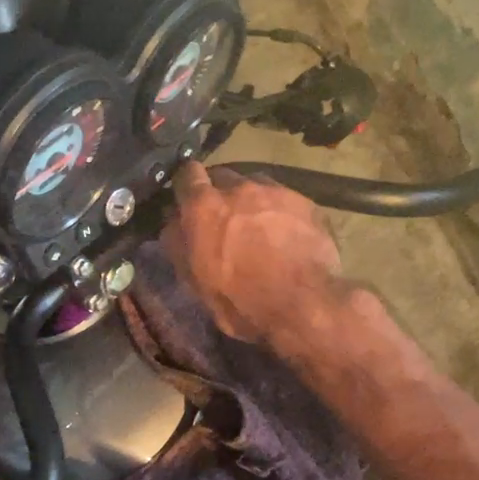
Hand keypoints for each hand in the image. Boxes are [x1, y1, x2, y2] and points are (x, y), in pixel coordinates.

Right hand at [169, 161, 352, 347]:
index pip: (187, 175)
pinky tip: (285, 234)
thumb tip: (172, 223)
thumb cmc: (238, 299)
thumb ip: (178, 244)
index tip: (186, 200)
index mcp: (204, 207)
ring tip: (257, 226)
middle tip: (222, 219)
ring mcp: (275, 191)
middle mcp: (238, 188)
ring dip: (250, 200)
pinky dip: (278, 211)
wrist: (302, 304)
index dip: (185, 185)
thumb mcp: (194, 280)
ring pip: (255, 184)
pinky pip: (283, 198)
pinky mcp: (306, 202)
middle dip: (218, 193)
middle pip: (222, 176)